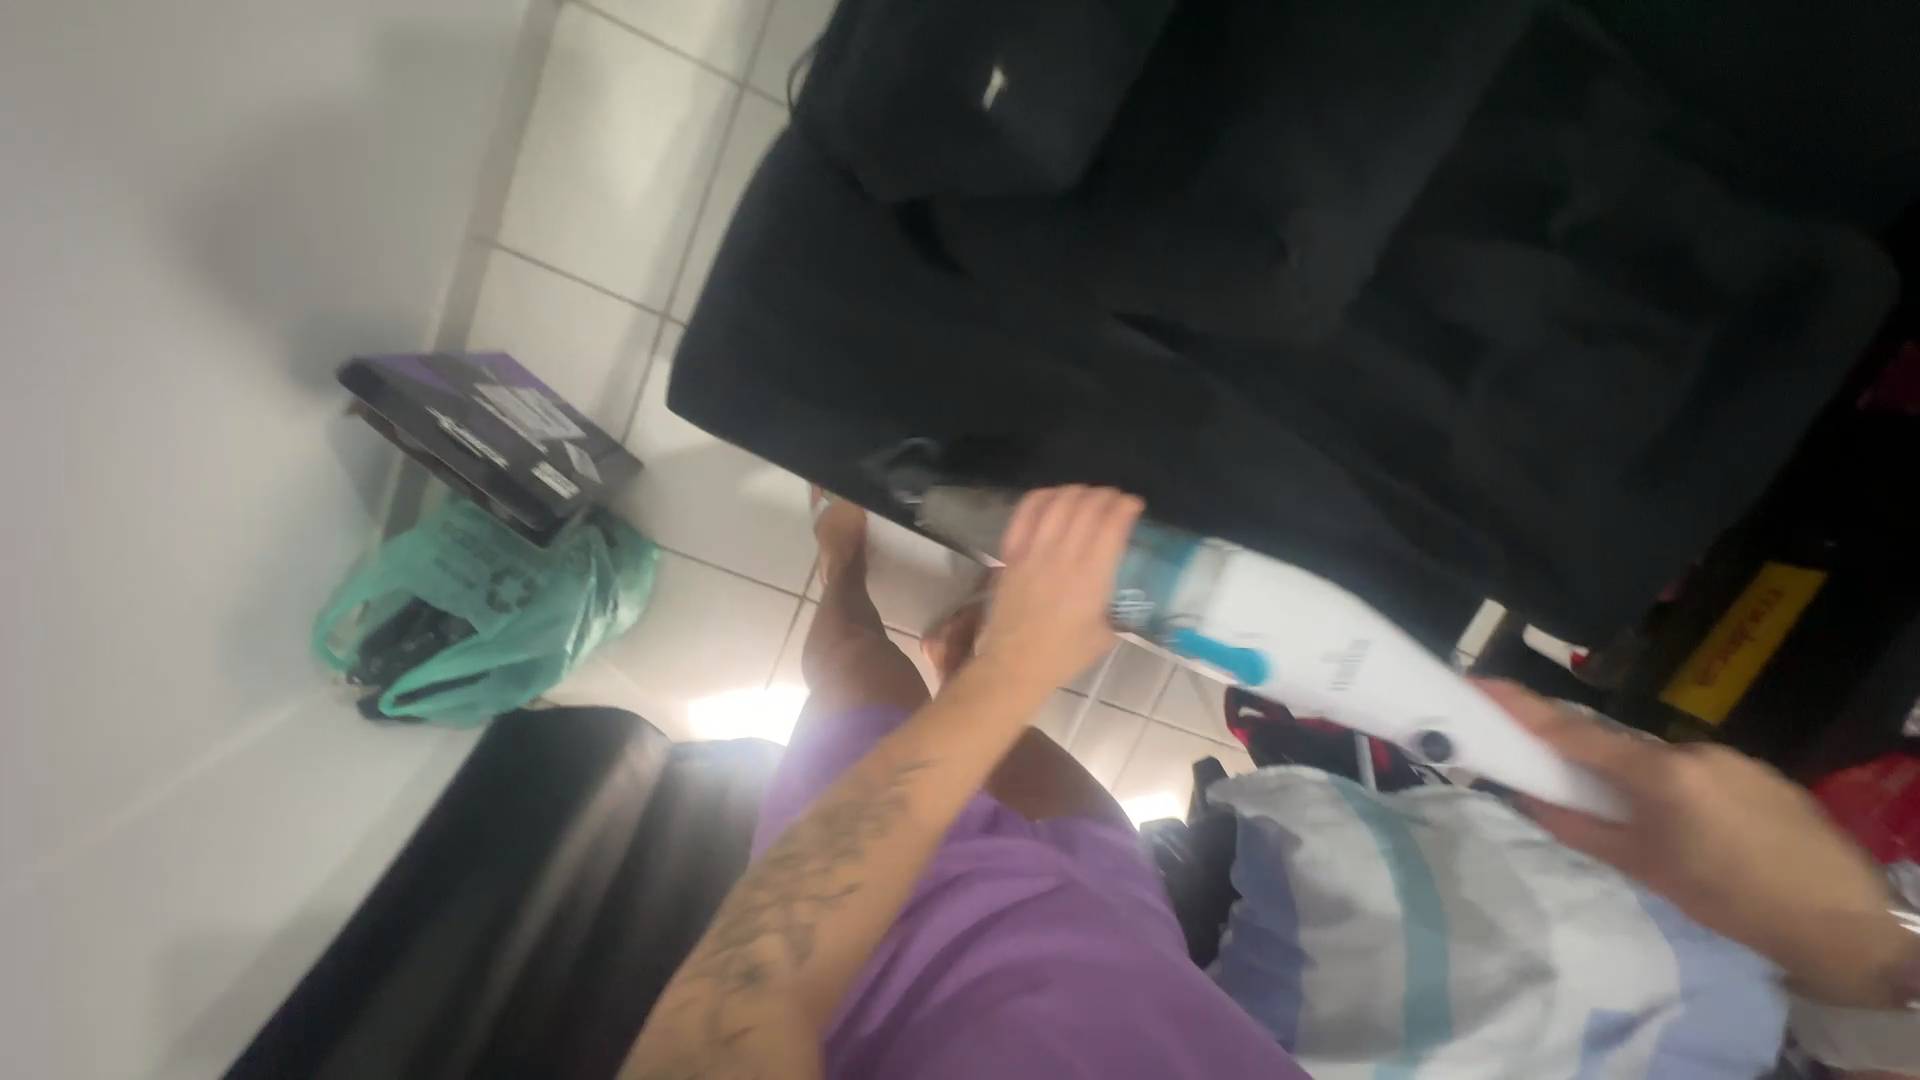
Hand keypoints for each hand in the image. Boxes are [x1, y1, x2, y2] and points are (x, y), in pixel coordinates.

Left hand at [975, 486, 1143, 695]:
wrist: (1016, 664)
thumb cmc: (1064, 655)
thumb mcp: (1106, 633)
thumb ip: (1116, 606)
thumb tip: (1119, 591)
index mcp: (1092, 577)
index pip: (1112, 525)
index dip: (1126, 507)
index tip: (1134, 505)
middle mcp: (1064, 556)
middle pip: (1087, 507)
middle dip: (1105, 496)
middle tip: (1113, 498)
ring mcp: (1034, 552)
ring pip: (1057, 504)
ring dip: (1076, 491)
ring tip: (1086, 493)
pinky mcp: (1011, 554)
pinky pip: (1024, 514)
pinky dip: (1040, 498)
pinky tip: (1052, 495)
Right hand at [1480, 680, 1909, 1007]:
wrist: (1850, 929)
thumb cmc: (1730, 899)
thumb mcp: (1642, 868)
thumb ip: (1577, 826)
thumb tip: (1528, 797)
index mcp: (1657, 771)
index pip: (1571, 731)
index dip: (1520, 706)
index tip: (1479, 683)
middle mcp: (1690, 750)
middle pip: (1612, 742)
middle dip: (1578, 753)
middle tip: (1555, 774)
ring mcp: (1731, 759)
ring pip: (1655, 758)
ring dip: (1631, 776)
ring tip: (1639, 820)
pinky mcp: (1760, 774)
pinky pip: (1693, 769)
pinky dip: (1671, 786)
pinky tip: (1689, 825)